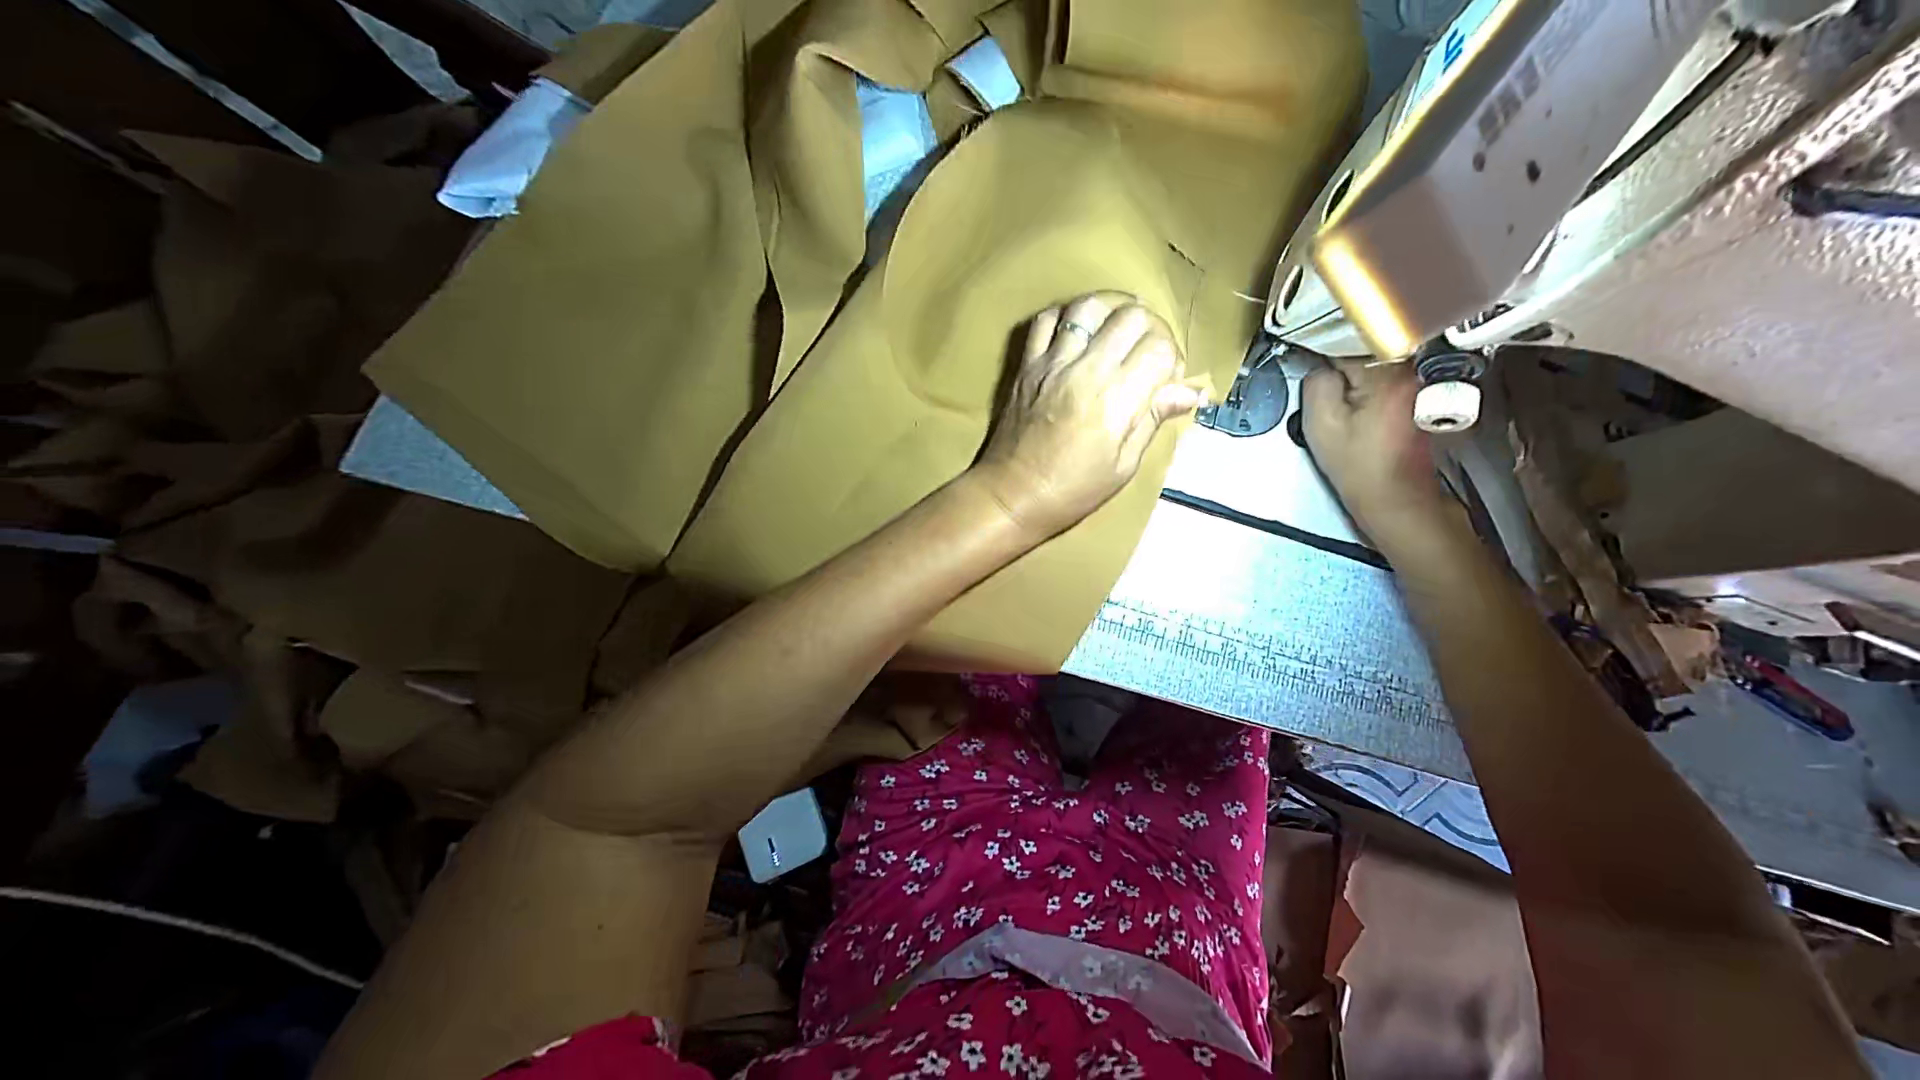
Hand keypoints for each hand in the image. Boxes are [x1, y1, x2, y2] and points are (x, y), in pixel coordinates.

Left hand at [970, 292, 1209, 540]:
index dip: (1173, 358)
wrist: (1012, 495)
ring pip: (1088, 306)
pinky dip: (1067, 315)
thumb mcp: (1123, 465)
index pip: (1159, 348)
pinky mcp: (1026, 364)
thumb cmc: (1073, 490)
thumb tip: (1191, 391)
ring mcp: (1051, 362)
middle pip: (1131, 316)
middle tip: (1148, 351)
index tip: (1167, 380)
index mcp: (1115, 400)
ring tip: (1119, 327)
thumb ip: (1153, 419)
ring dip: (1112, 309)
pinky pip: (1046, 319)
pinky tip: (1079, 331)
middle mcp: (1085, 370)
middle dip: (1151, 328)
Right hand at [1301, 360, 1446, 540]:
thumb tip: (1318, 365)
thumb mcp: (1321, 424)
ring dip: (1351, 375)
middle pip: (1361, 347)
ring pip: (1371, 361)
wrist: (1395, 498)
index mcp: (1387, 373)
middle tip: (1321, 387)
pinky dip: (1364, 386)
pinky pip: (1382, 377)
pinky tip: (1354, 409)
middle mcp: (1410, 371)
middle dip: (1337, 363)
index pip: (1345, 340)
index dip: (1319, 350)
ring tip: (1339, 401)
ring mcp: (1417, 383)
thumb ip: (1315, 383)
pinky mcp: (1416, 396)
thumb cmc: (1360, 467)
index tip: (1306, 361)